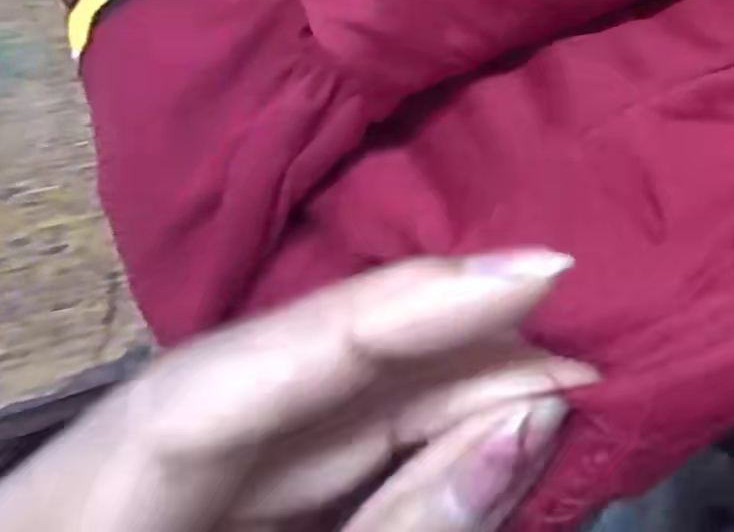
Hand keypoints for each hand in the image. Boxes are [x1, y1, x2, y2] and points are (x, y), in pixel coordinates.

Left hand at [0, 251, 597, 531]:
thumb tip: (542, 411)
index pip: (210, 394)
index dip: (388, 311)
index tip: (541, 273)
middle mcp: (102, 497)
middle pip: (306, 386)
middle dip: (467, 360)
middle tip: (583, 365)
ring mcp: (180, 499)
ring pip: (344, 409)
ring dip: (473, 393)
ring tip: (571, 393)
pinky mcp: (246, 510)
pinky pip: (356, 449)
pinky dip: (448, 434)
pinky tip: (515, 422)